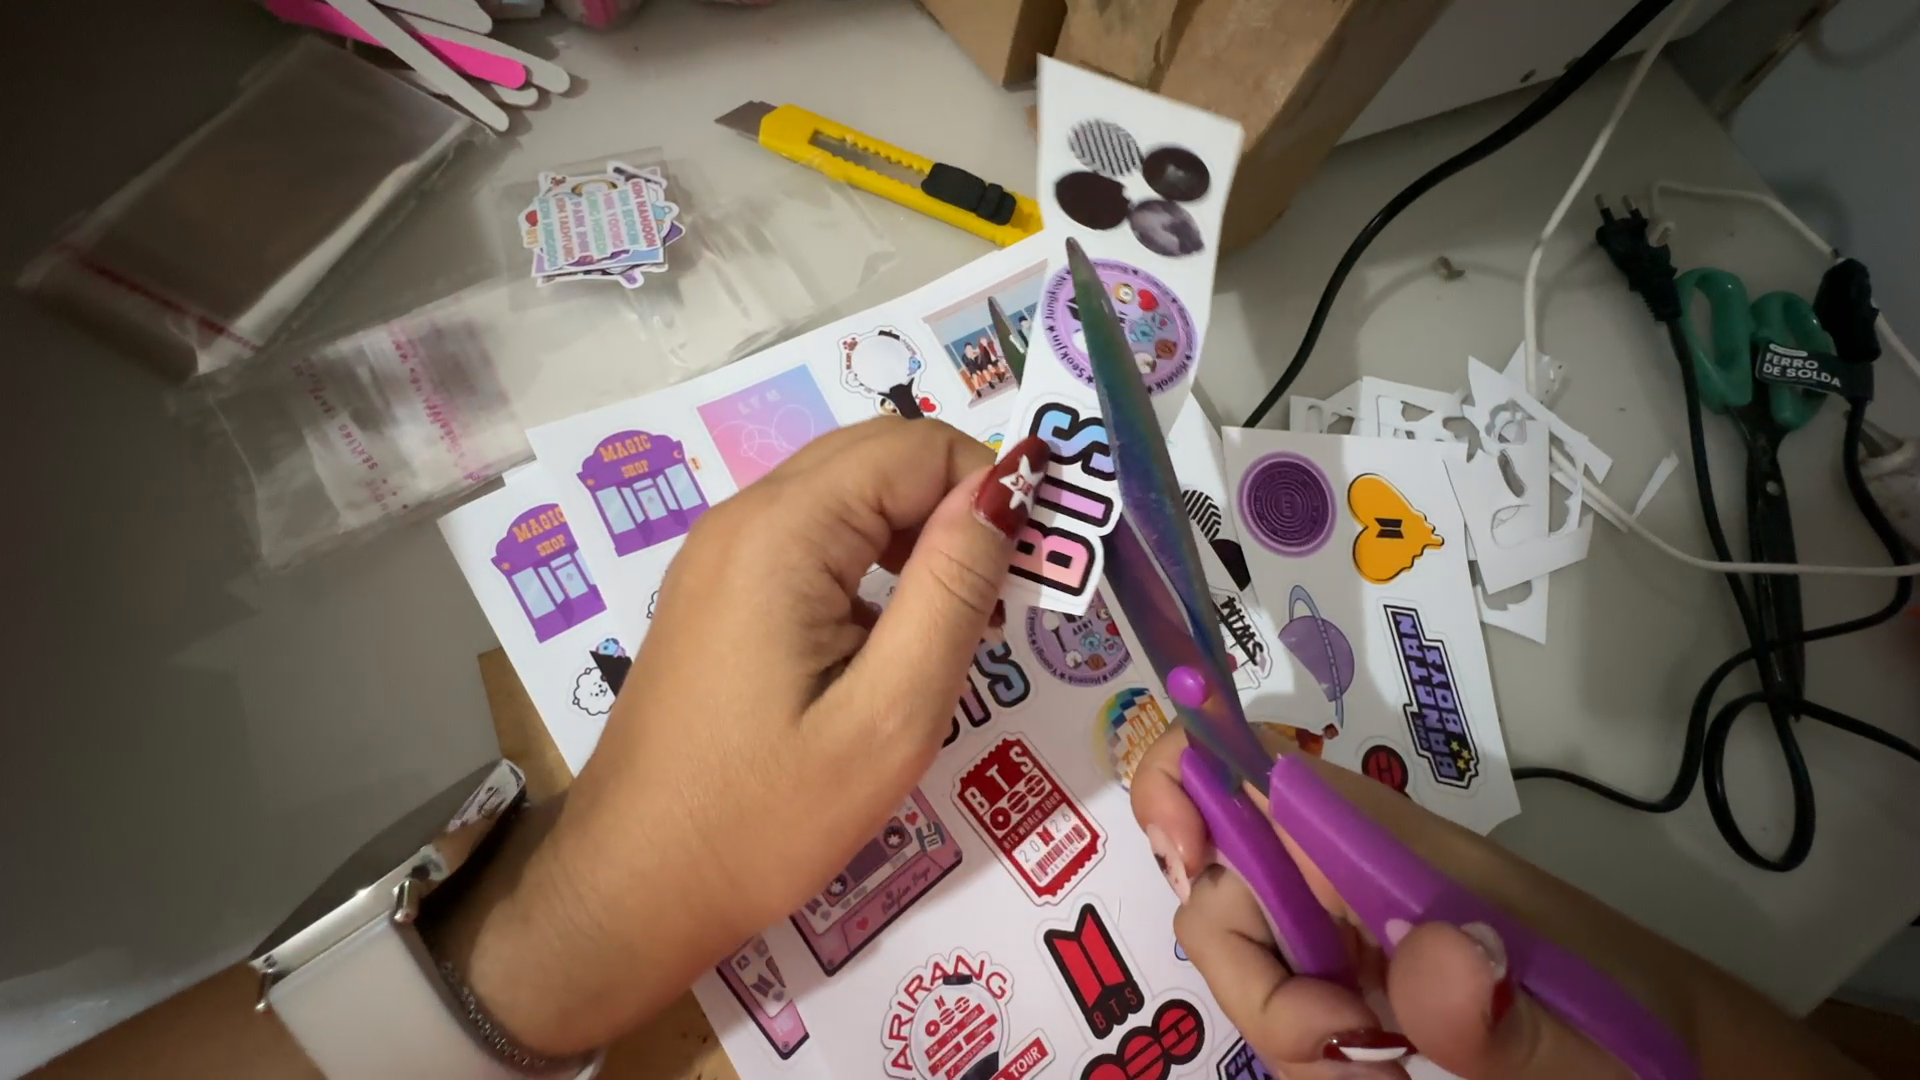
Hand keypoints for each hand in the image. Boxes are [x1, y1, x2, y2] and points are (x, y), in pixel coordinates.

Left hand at [448, 419, 1051, 1055]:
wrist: (634, 888)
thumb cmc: (767, 817)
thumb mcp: (890, 713)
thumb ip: (954, 587)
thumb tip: (1005, 488)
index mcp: (783, 530)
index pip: (917, 447)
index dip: (987, 490)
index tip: (1025, 571)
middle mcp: (745, 515)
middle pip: (880, 457)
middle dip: (956, 505)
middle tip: (999, 596)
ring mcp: (724, 548)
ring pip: (850, 492)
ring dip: (917, 531)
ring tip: (954, 617)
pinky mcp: (721, 585)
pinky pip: (816, 534)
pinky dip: (873, 556)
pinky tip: (890, 630)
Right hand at [1131, 728, 1865, 1079]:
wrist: (1693, 1074)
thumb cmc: (1646, 1031)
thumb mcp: (1598, 1044)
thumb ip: (1507, 1021)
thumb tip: (1420, 961)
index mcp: (1370, 832)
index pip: (1239, 758)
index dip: (1177, 779)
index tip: (1178, 857)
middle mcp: (1333, 862)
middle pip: (1217, 887)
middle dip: (1251, 981)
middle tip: (1348, 1052)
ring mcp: (1335, 923)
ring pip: (1239, 955)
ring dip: (1283, 1030)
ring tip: (1381, 1077)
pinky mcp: (1345, 976)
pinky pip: (1278, 1001)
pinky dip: (1304, 1050)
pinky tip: (1373, 1074)